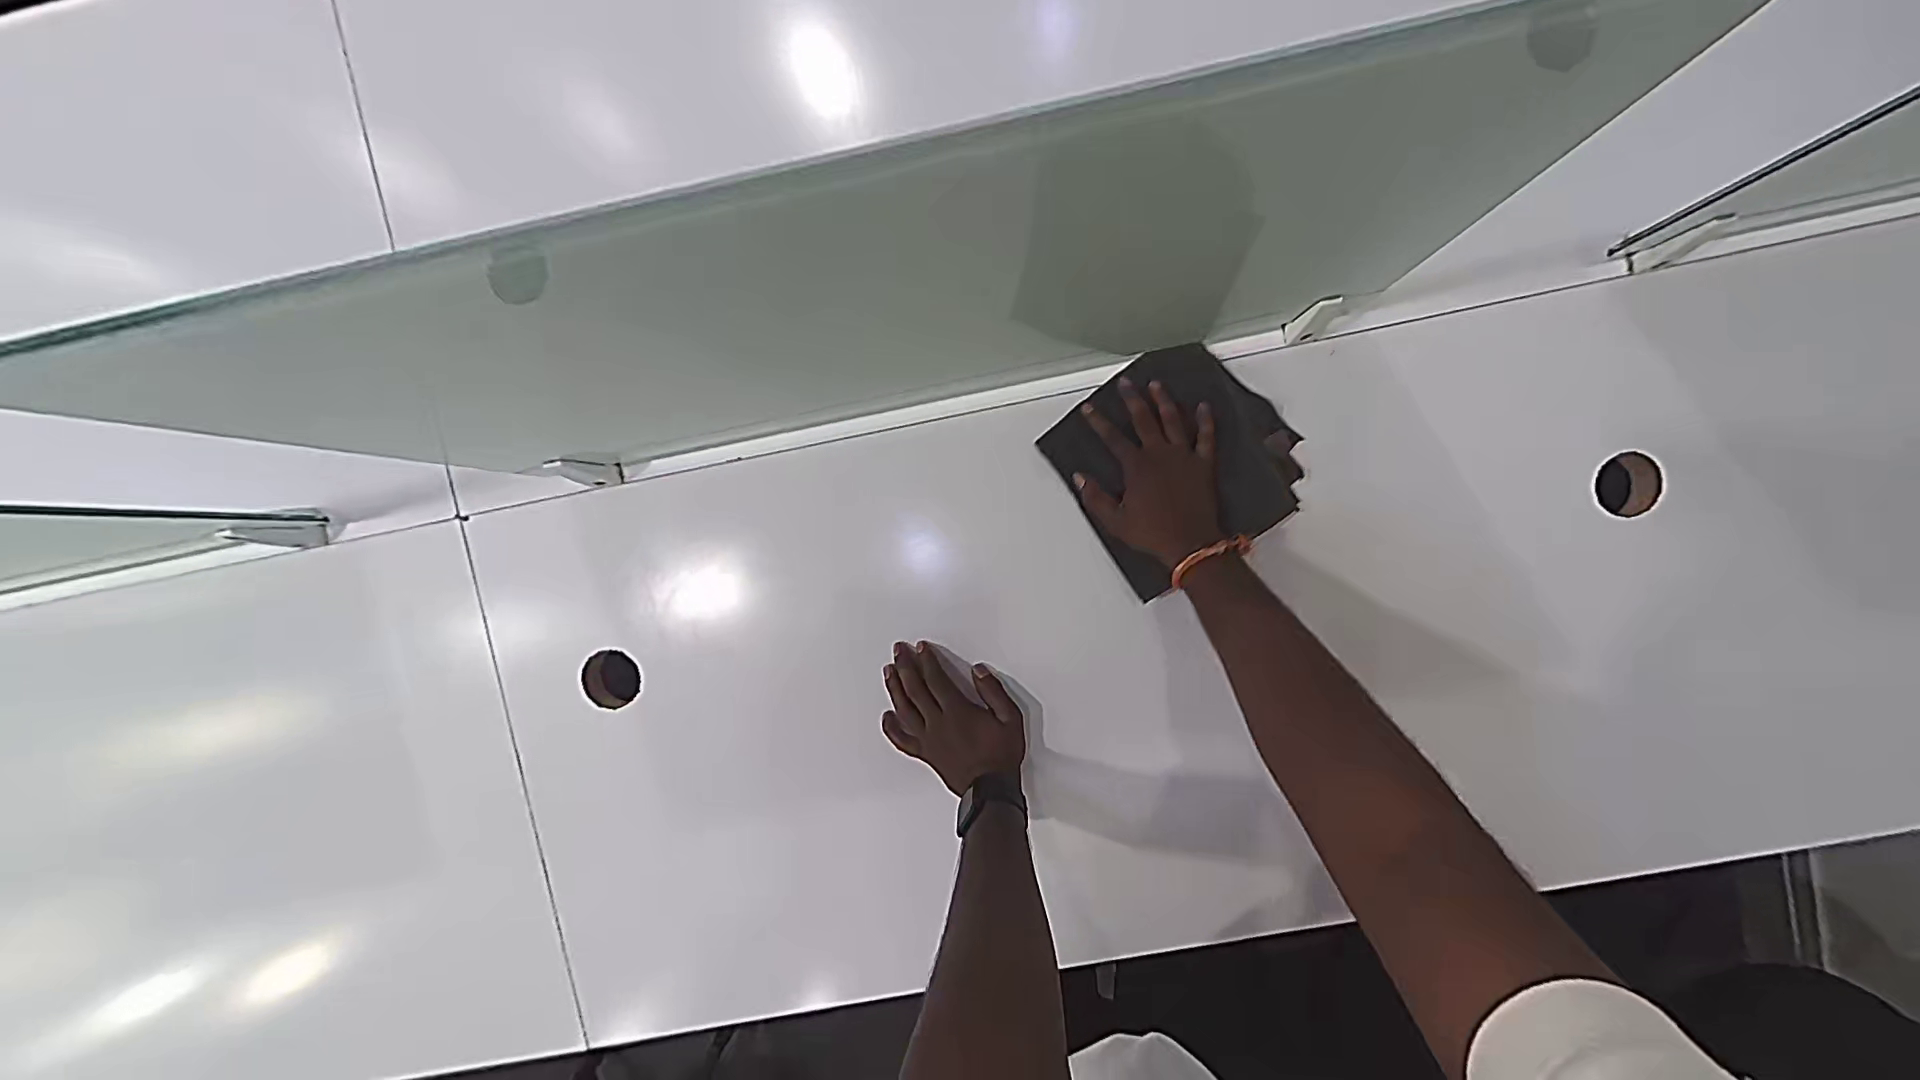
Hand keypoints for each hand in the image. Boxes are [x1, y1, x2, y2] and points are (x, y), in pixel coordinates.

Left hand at [882, 641, 1025, 795]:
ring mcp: (928, 739)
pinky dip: (891, 727)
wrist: (991, 790)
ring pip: (904, 709)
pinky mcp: (926, 754)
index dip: (926, 660)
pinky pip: (902, 740)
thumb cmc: (1001, 756)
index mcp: (957, 711)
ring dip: (894, 687)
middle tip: (898, 651)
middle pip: (915, 688)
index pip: (935, 678)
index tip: (921, 647)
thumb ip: (993, 691)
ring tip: (888, 672)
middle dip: (905, 666)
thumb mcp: (1010, 718)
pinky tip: (886, 716)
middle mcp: (938, 723)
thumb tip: (979, 671)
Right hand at [1075, 378, 1223, 567]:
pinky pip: (1206, 436)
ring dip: (1163, 400)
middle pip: (1143, 418)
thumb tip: (1080, 479)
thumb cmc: (1154, 533)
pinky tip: (1203, 406)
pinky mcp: (1204, 464)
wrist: (1191, 543)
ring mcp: (1184, 456)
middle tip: (1125, 384)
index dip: (1098, 422)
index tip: (1090, 409)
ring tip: (1156, 385)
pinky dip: (1205, 419)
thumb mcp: (1115, 520)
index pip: (1112, 437)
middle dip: (1131, 398)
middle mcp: (1159, 455)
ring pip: (1173, 419)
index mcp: (1136, 467)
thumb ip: (1096, 497)